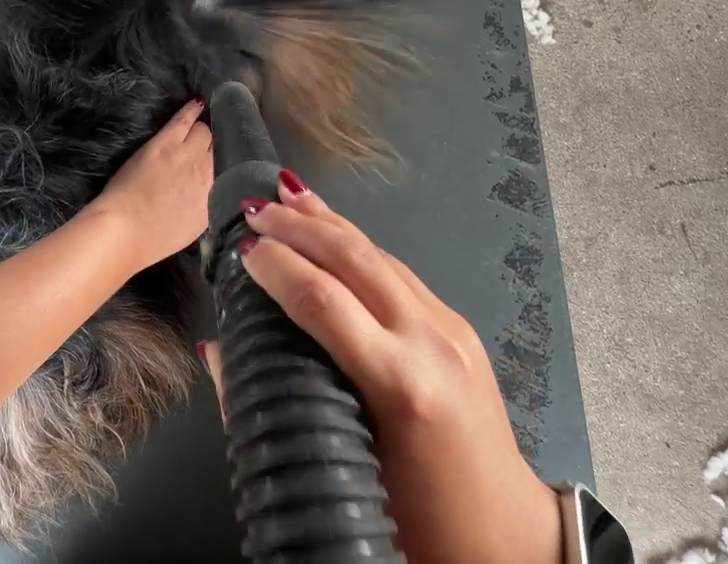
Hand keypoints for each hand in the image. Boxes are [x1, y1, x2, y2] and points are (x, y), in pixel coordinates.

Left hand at [85, 99, 213, 269]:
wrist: (125, 229)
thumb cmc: (156, 238)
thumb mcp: (196, 226)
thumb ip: (209, 203)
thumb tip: (214, 189)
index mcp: (216, 194)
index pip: (231, 167)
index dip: (227, 161)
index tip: (226, 159)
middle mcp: (208, 170)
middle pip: (219, 147)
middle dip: (216, 145)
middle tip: (211, 144)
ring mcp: (186, 153)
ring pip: (204, 131)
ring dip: (204, 129)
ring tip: (205, 122)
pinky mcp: (164, 142)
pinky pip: (183, 120)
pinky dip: (191, 110)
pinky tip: (198, 103)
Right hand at [204, 173, 561, 563]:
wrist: (509, 536)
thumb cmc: (419, 521)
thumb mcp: (341, 469)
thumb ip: (274, 405)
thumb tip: (218, 351)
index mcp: (402, 386)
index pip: (325, 302)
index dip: (278, 268)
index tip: (242, 249)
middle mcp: (431, 342)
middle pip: (355, 260)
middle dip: (299, 227)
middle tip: (254, 207)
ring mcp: (450, 327)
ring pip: (380, 254)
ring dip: (329, 223)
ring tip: (287, 197)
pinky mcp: (458, 325)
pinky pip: (399, 271)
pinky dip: (358, 245)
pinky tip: (335, 232)